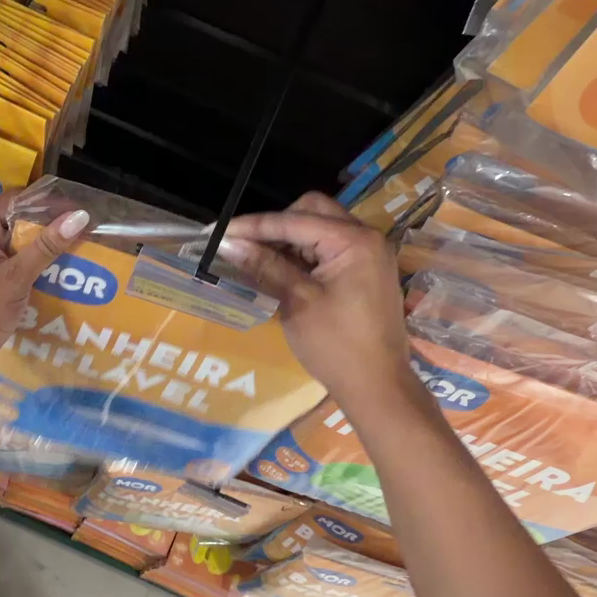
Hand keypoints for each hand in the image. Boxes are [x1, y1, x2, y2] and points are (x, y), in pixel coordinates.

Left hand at [0, 191, 90, 376]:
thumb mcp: (17, 277)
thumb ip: (47, 245)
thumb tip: (79, 215)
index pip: (13, 200)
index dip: (45, 201)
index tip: (76, 208)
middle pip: (15, 219)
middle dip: (47, 223)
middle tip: (81, 228)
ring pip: (16, 241)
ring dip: (42, 244)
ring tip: (76, 246)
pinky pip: (11, 260)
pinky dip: (31, 261)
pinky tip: (55, 268)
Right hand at [218, 193, 419, 420]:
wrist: (376, 384)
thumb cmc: (335, 345)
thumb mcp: (296, 302)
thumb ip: (265, 266)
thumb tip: (230, 244)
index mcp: (354, 241)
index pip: (295, 220)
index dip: (255, 226)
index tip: (220, 232)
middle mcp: (366, 238)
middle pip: (312, 212)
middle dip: (275, 225)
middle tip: (243, 245)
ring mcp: (369, 255)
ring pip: (320, 229)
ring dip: (288, 240)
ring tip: (255, 258)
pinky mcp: (365, 272)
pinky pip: (329, 249)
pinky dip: (303, 255)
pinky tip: (279, 269)